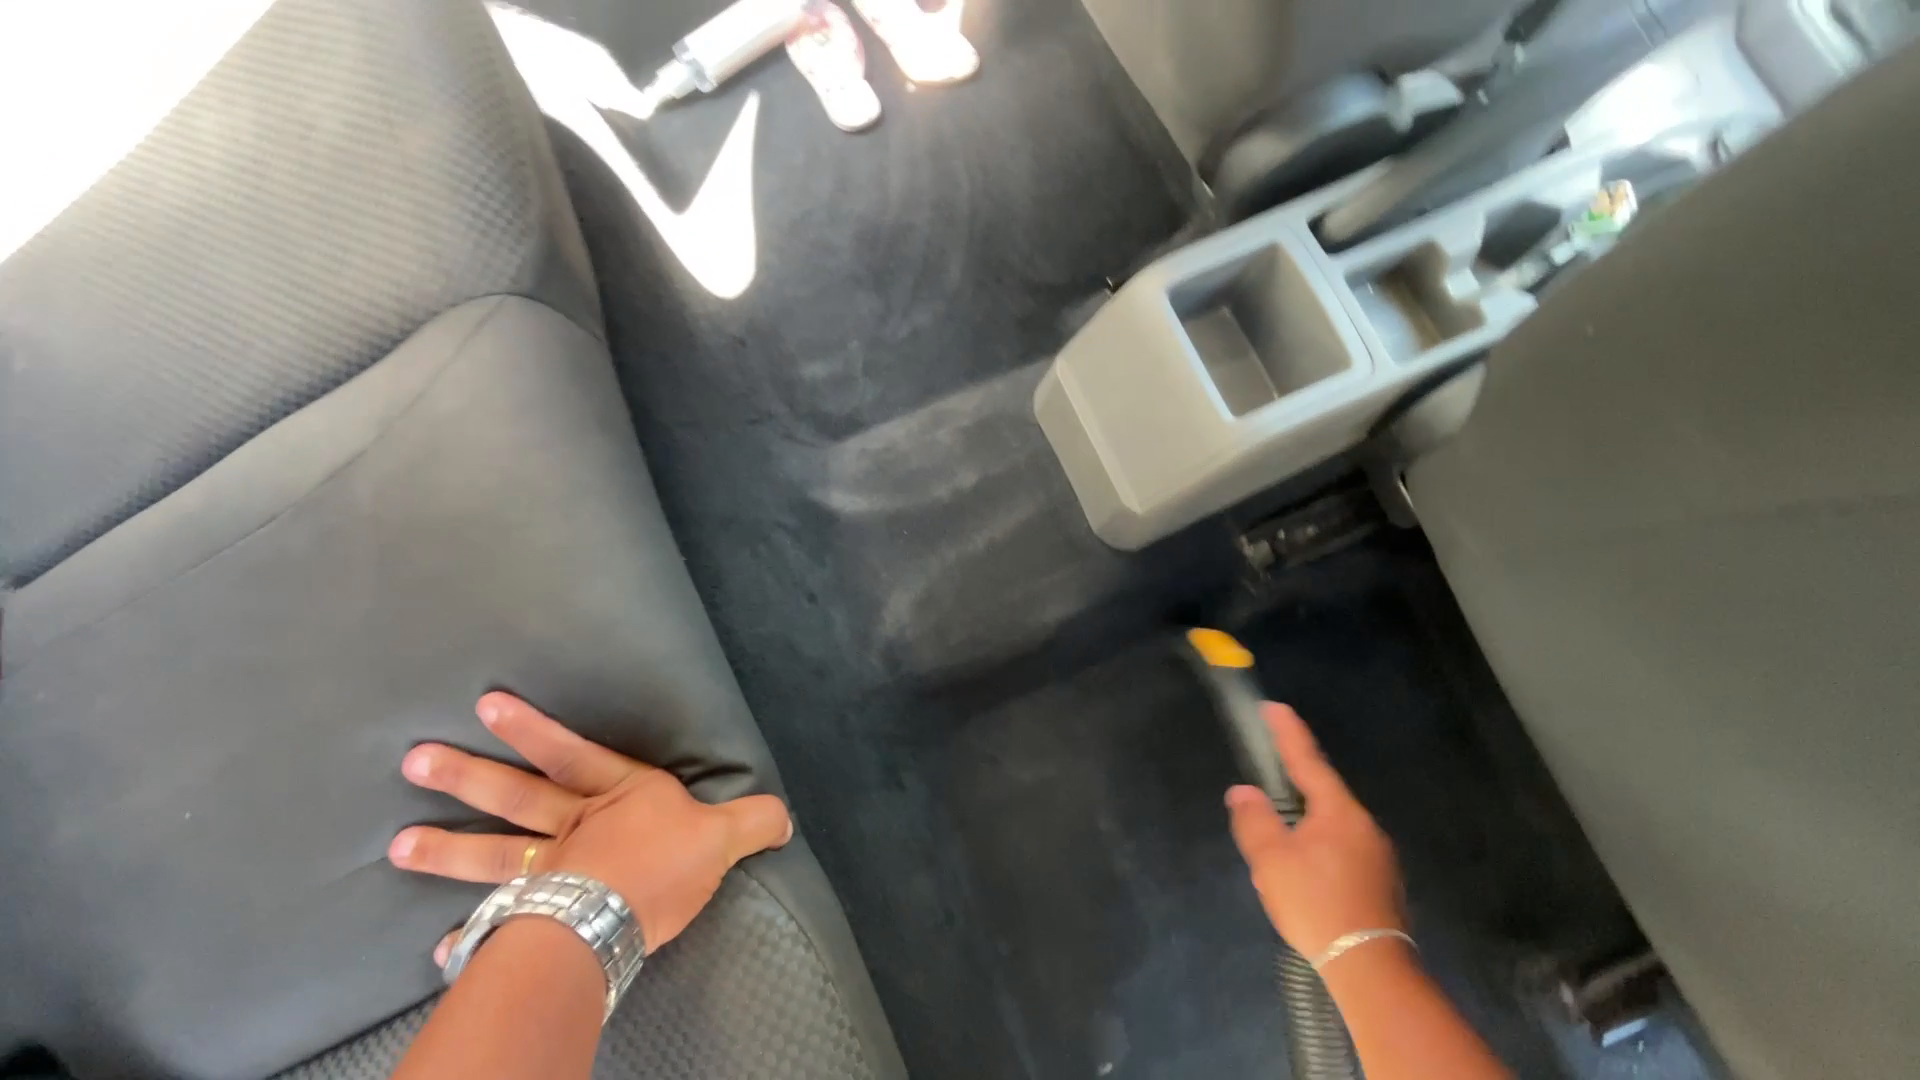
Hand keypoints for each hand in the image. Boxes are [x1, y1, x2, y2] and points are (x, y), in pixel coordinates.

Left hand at [389, 692, 791, 963]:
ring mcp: (547, 872)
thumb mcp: (724, 836)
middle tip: (414, 760)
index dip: (533, 729)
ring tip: (397, 845)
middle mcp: (573, 828)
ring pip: (491, 856)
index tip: (487, 704)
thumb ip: (753, 821)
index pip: (571, 753)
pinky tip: (440, 947)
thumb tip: (786, 816)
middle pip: (516, 797)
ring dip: (446, 850)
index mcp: (618, 797)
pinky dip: (470, 937)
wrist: (623, 920)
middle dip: (467, 777)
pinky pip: (497, 926)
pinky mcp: (537, 918)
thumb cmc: (667, 866)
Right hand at [1226, 703, 1403, 958]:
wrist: (1369, 965)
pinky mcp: (1381, 882)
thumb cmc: (1315, 903)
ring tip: (1278, 847)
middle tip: (1266, 788)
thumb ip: (1253, 820)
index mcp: (1338, 811)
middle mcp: (1364, 825)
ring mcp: (1378, 855)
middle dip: (1293, 788)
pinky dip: (1319, 850)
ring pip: (1332, 826)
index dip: (1288, 733)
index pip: (1308, 760)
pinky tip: (1304, 875)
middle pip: (1322, 794)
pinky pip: (1342, 850)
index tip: (1274, 706)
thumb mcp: (1271, 860)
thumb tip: (1243, 792)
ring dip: (1305, 826)